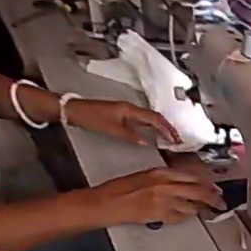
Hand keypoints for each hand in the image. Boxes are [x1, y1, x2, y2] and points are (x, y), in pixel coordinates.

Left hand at [65, 98, 179, 147]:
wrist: (72, 110)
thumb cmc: (92, 119)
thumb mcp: (112, 130)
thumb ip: (131, 136)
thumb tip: (147, 142)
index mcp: (131, 110)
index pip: (155, 119)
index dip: (168, 129)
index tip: (177, 140)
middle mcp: (131, 108)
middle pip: (155, 117)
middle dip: (168, 128)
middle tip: (177, 140)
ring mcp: (127, 110)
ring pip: (150, 118)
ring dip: (161, 127)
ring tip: (169, 138)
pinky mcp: (122, 113)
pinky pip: (143, 119)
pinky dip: (152, 126)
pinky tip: (154, 133)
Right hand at [80, 167, 222, 227]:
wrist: (106, 202)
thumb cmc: (121, 189)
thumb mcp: (146, 176)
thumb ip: (167, 179)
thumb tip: (186, 185)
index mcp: (161, 172)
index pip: (192, 177)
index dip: (207, 184)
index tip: (214, 188)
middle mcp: (166, 184)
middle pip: (200, 191)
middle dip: (214, 198)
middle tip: (221, 203)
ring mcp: (165, 200)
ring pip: (193, 206)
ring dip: (198, 210)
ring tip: (201, 212)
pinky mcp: (161, 214)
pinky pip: (181, 218)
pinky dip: (183, 218)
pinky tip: (181, 217)